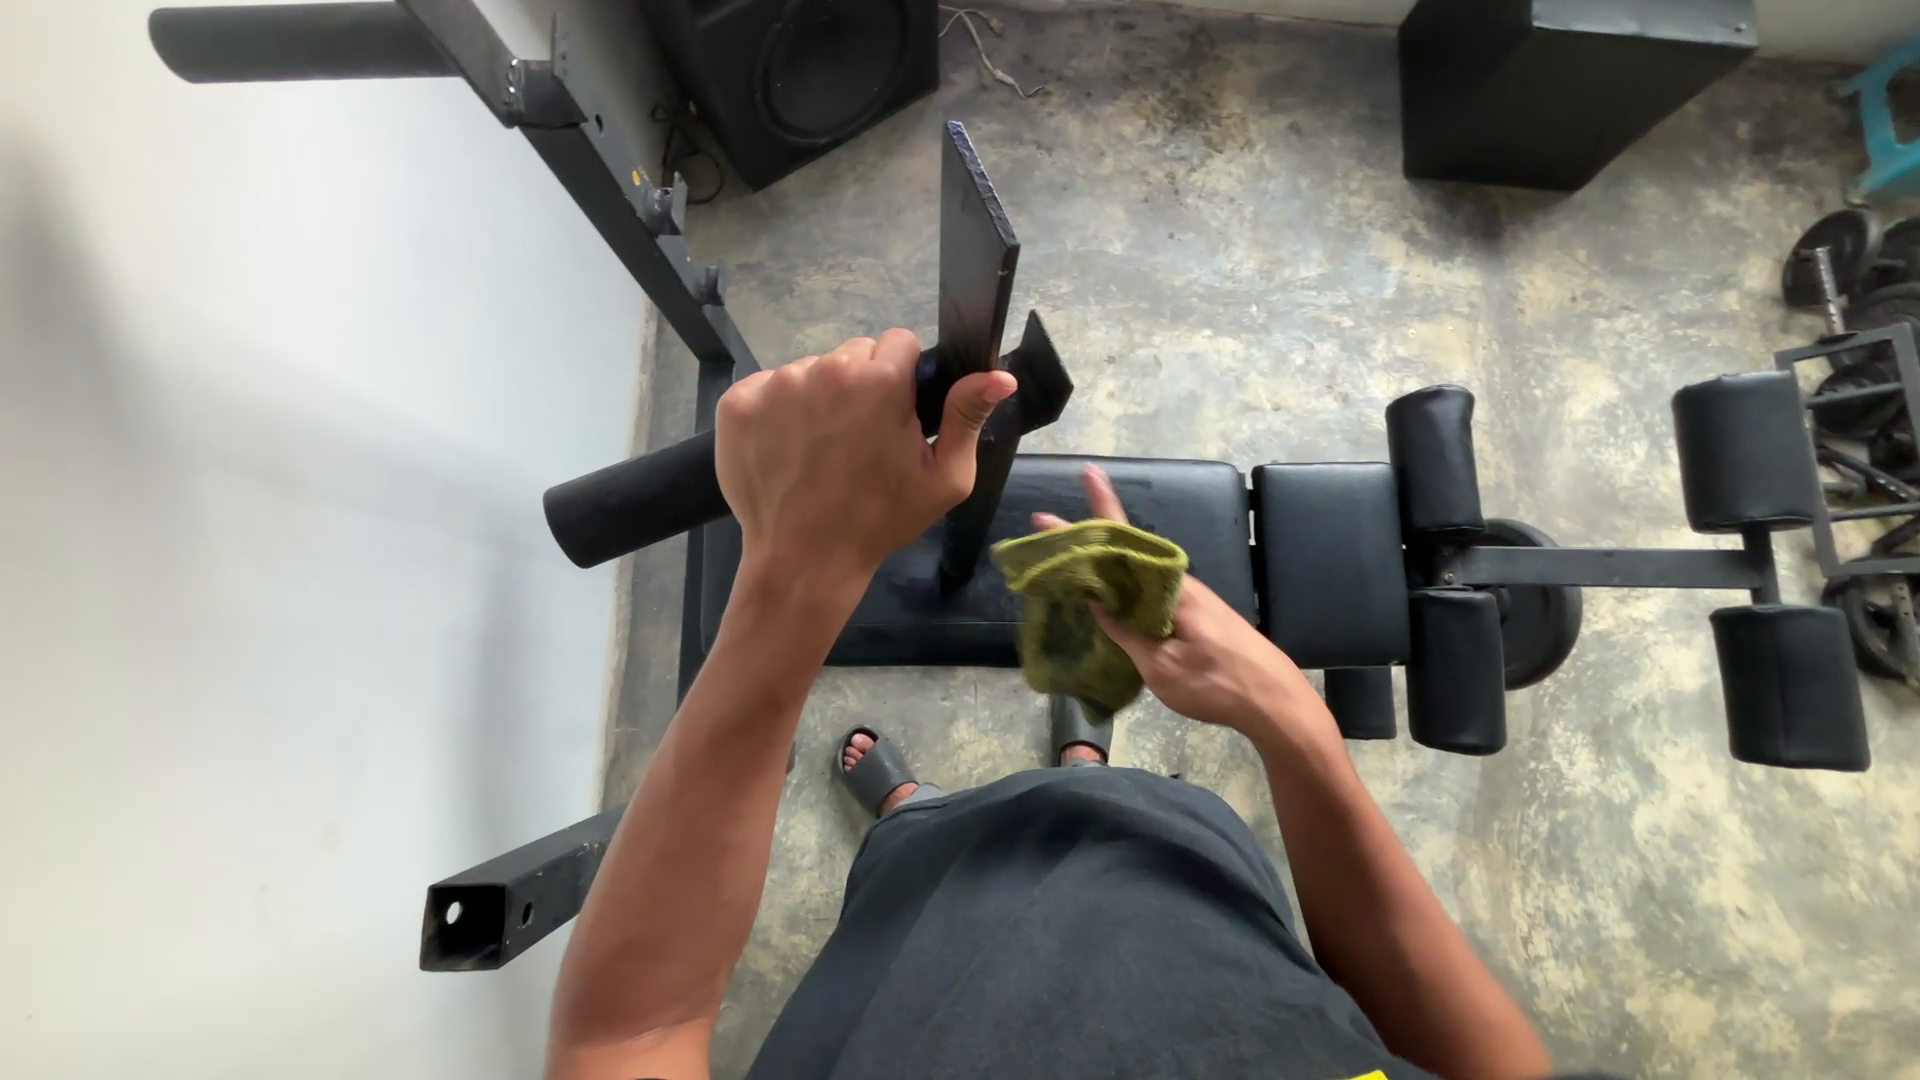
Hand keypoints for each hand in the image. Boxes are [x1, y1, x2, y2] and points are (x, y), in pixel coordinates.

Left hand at [716, 329, 1016, 602]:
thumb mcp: (944, 479)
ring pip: (811, 371)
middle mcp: (826, 368)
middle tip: (859, 438)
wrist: (805, 561)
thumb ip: (967, 418)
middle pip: (854, 354)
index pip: (898, 342)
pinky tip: (787, 450)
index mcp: (881, 380)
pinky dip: (778, 412)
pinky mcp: (737, 403)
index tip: (896, 414)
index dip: (902, 378)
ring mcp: (776, 384)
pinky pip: (768, 388)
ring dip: (820, 398)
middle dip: (863, 385)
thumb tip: (1000, 374)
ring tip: (821, 450)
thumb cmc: (881, 520)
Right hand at [1034, 466, 1331, 744]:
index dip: (1102, 509)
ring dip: (1108, 567)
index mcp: (1171, 589)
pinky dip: (1126, 589)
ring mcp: (1192, 598)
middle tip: (1054, 531)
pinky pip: (1152, 591)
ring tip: (1073, 566)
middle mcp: (1182, 584)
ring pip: (1140, 574)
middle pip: (1130, 552)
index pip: (1128, 539)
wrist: (1277, 705)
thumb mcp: (1160, 667)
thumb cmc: (1218, 686)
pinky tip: (1110, 599)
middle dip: (1094, 538)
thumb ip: (1126, 632)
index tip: (1087, 473)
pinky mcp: (1198, 614)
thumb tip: (1098, 601)